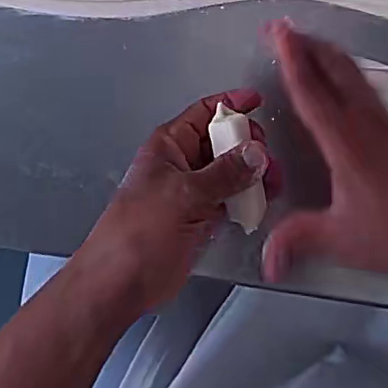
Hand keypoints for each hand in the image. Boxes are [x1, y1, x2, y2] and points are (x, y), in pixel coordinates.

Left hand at [71, 90, 271, 316]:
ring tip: (270, 182)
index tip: (257, 100)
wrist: (118, 286)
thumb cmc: (134, 235)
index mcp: (170, 145)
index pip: (205, 111)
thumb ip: (224, 173)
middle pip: (223, 140)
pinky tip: (259, 202)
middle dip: (249, 144)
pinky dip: (247, 198)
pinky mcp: (200, 216)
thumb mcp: (184, 195)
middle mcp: (181, 163)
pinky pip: (230, 197)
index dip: (231, 103)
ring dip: (253, 174)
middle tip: (265, 156)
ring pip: (230, 170)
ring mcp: (191, 190)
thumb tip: (255, 153)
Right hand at [261, 23, 387, 297]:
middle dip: (306, 43)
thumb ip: (300, 239)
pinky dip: (346, 72)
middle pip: (334, 66)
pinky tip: (346, 83)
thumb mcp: (344, 239)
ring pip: (352, 73)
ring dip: (327, 53)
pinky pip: (366, 87)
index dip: (290, 57)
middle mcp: (366, 121)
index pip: (310, 88)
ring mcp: (387, 123)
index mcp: (345, 140)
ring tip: (308, 44)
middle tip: (283, 29)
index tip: (277, 32)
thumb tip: (268, 258)